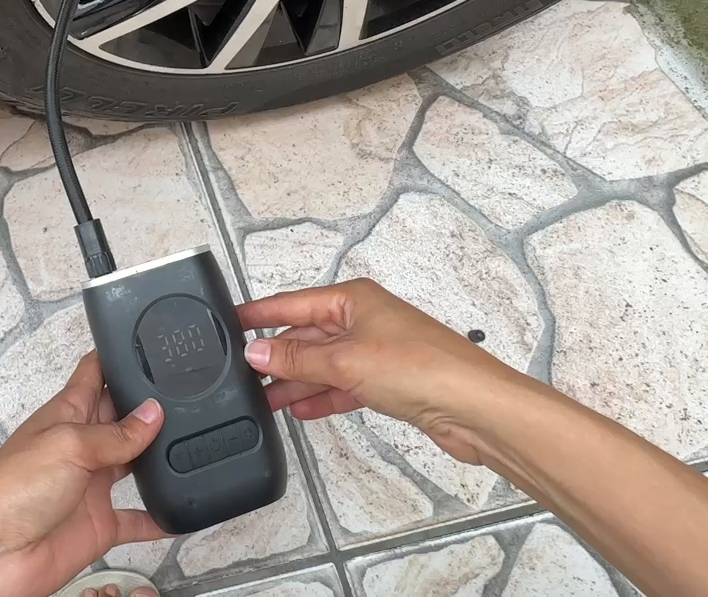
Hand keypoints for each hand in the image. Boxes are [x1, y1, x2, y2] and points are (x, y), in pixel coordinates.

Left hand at [0, 352, 166, 596]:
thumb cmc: (11, 487)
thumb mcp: (69, 446)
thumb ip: (114, 433)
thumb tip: (152, 412)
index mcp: (68, 413)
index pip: (94, 373)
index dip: (115, 356)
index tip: (144, 341)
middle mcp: (82, 445)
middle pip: (120, 416)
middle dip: (147, 408)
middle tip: (187, 397)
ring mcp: (91, 485)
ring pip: (133, 465)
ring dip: (157, 458)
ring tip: (193, 445)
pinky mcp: (99, 524)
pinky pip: (137, 519)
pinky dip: (159, 516)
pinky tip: (182, 510)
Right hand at [240, 278, 535, 465]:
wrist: (478, 410)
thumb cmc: (420, 368)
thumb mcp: (346, 361)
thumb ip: (297, 359)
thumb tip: (255, 351)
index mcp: (352, 299)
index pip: (292, 303)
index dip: (259, 313)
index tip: (229, 321)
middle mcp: (362, 319)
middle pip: (307, 336)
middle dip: (278, 357)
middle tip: (244, 375)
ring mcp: (376, 351)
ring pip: (324, 363)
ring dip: (297, 381)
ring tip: (266, 400)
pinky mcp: (389, 382)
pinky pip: (344, 384)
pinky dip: (323, 396)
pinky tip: (301, 409)